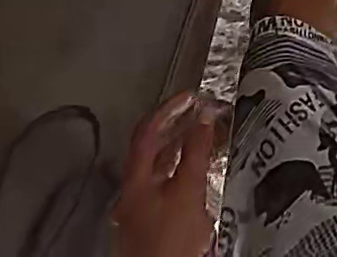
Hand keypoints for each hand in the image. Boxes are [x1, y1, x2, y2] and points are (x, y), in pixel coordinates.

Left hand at [114, 91, 221, 256]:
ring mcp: (140, 208)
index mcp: (135, 180)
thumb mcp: (189, 188)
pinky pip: (166, 183)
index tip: (190, 96)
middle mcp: (132, 192)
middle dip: (176, 125)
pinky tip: (198, 168)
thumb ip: (196, 150)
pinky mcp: (152, 221)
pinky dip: (181, 167)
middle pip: (151, 148)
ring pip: (159, 166)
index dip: (168, 108)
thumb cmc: (171, 240)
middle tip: (198, 110)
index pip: (147, 131)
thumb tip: (203, 117)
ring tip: (203, 134)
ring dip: (180, 146)